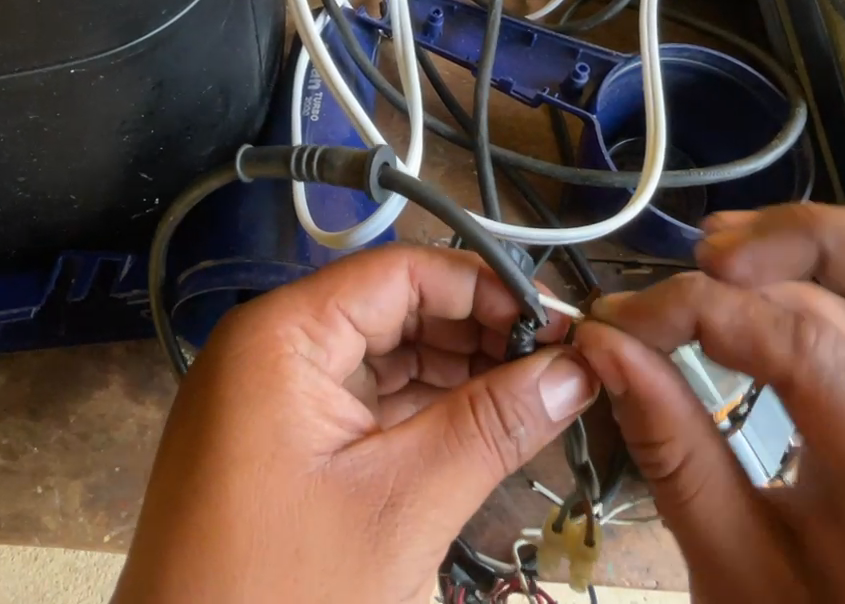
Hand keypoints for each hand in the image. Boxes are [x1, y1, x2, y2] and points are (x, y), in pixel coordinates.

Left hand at [114, 244, 598, 603]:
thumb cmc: (281, 592)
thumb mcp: (400, 505)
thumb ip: (491, 426)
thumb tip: (573, 373)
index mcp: (282, 333)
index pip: (398, 272)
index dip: (481, 287)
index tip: (553, 321)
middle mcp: (271, 343)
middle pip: (391, 307)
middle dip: (475, 332)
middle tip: (555, 363)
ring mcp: (273, 389)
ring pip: (381, 352)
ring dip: (456, 370)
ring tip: (532, 393)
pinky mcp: (281, 433)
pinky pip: (363, 396)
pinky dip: (421, 406)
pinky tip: (481, 420)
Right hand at [573, 203, 844, 601]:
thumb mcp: (735, 575)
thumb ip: (670, 449)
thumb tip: (605, 346)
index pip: (815, 354)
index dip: (702, 311)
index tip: (622, 319)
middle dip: (809, 242)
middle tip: (708, 255)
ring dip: (825, 250)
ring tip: (723, 258)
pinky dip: (836, 283)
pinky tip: (765, 291)